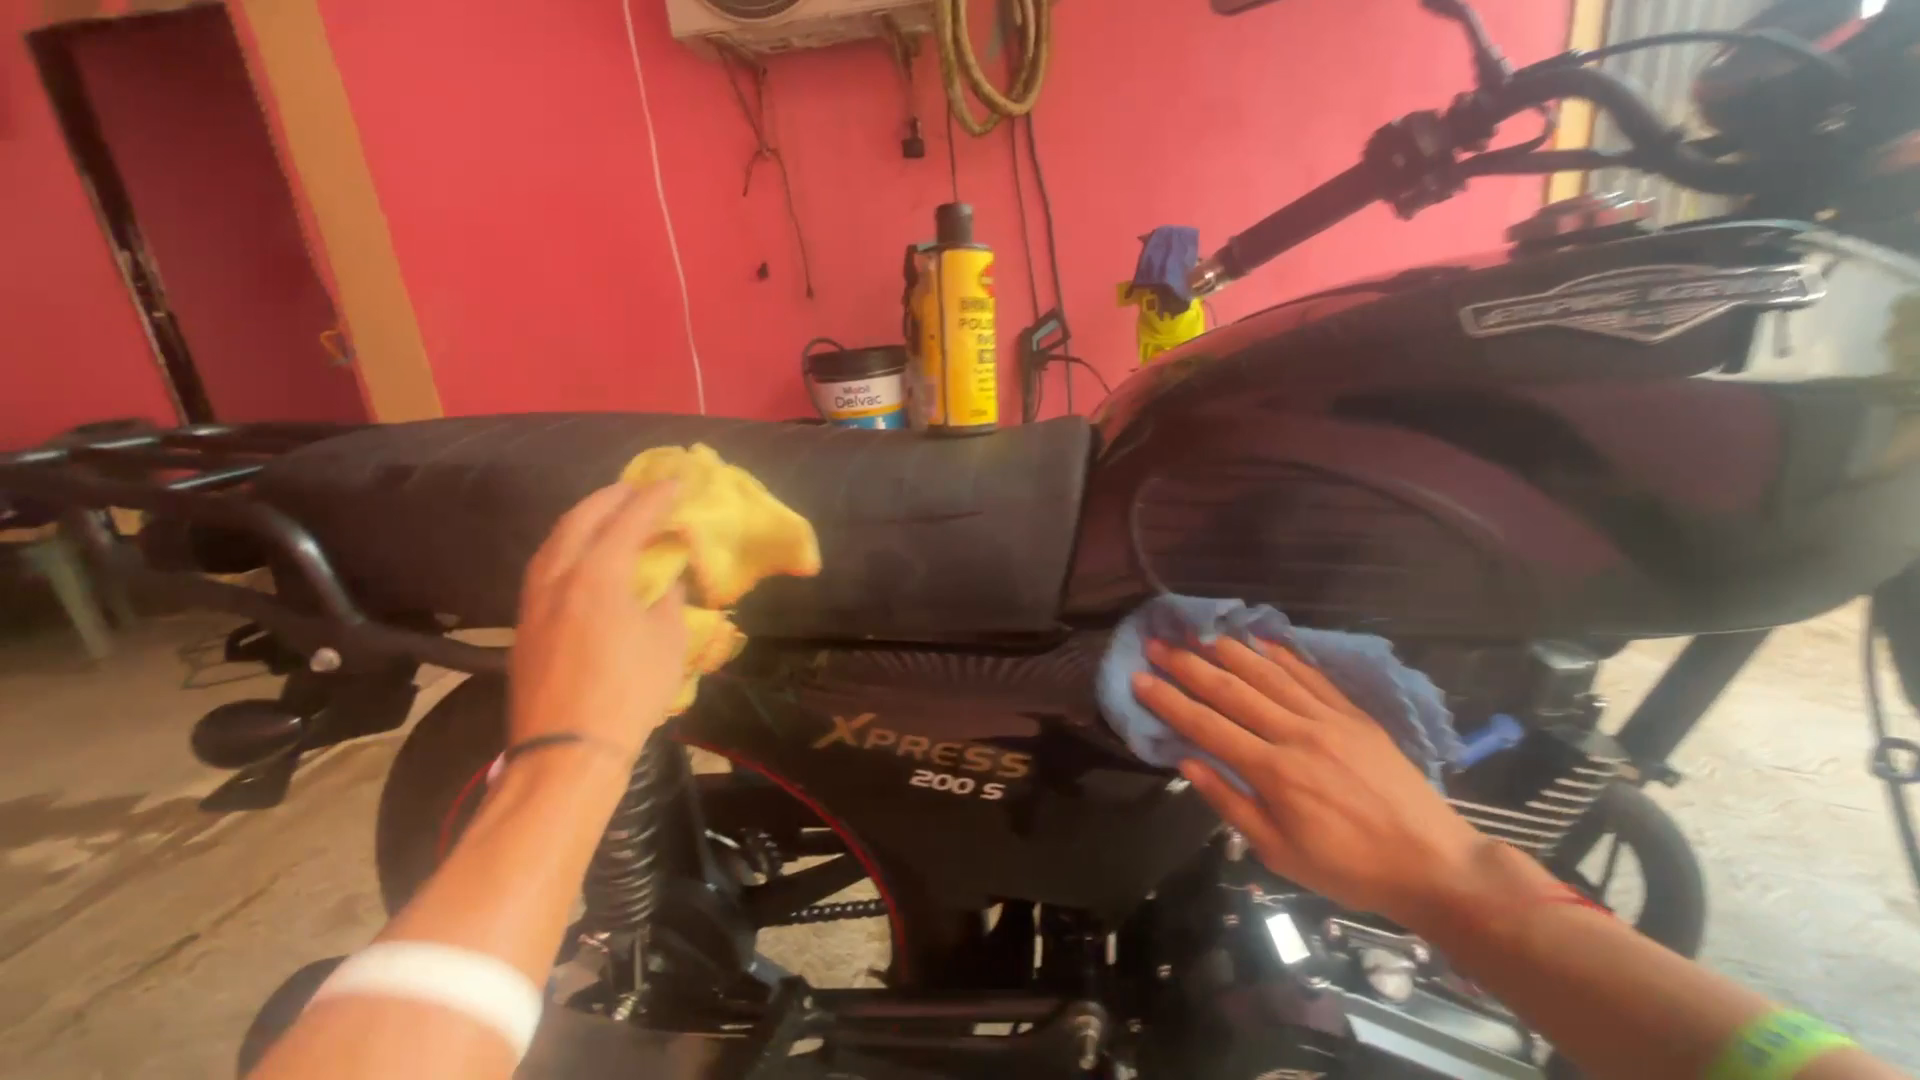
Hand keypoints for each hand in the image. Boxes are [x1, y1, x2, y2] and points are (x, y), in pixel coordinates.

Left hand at [509, 483, 688, 763]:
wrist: (567, 748)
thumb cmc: (629, 692)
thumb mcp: (668, 643)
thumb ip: (667, 601)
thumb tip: (665, 580)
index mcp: (598, 574)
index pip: (629, 520)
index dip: (655, 498)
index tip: (675, 482)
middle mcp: (558, 576)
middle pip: (580, 519)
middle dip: (611, 498)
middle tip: (638, 489)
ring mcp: (534, 600)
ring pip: (554, 542)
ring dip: (583, 520)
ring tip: (608, 516)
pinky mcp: (524, 625)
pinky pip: (546, 567)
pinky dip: (568, 548)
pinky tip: (582, 559)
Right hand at [1134, 637, 1499, 925]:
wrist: (1433, 864)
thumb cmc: (1349, 869)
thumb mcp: (1279, 854)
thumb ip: (1231, 804)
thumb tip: (1188, 762)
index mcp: (1273, 772)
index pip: (1207, 726)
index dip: (1169, 701)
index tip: (1139, 678)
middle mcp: (1296, 735)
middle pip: (1232, 691)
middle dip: (1189, 666)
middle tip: (1157, 644)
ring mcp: (1329, 720)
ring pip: (1269, 675)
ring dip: (1230, 651)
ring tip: (1199, 633)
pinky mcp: (1355, 716)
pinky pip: (1312, 677)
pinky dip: (1283, 656)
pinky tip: (1261, 642)